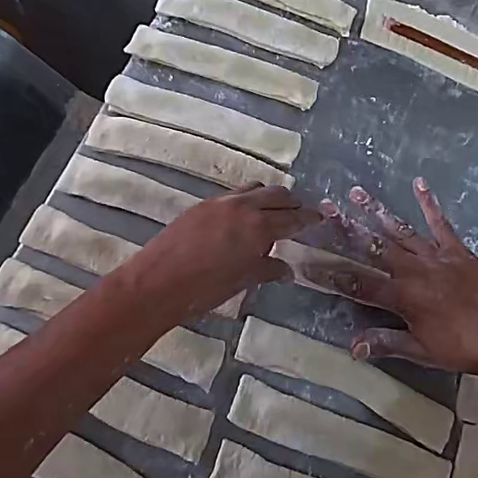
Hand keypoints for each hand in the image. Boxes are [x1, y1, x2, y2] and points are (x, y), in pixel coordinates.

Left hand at [106, 184, 320, 321]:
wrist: (157, 283)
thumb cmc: (205, 288)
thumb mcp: (243, 280)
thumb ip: (268, 269)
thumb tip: (287, 269)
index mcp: (259, 226)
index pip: (294, 218)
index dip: (310, 217)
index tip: (321, 217)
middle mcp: (243, 207)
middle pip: (277, 195)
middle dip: (292, 204)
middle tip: (299, 215)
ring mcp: (221, 202)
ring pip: (255, 189)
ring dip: (269, 197)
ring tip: (272, 212)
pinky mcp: (202, 205)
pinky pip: (234, 194)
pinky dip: (247, 200)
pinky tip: (243, 217)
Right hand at [312, 178, 477, 378]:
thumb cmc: (466, 349)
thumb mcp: (423, 351)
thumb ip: (388, 343)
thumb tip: (353, 346)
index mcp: (404, 297)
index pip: (358, 284)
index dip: (331, 274)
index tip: (308, 261)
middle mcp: (416, 270)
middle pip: (374, 247)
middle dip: (347, 227)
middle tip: (326, 206)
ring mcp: (438, 257)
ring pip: (401, 231)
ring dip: (378, 211)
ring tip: (357, 192)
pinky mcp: (459, 251)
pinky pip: (440, 224)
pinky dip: (429, 204)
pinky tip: (419, 183)